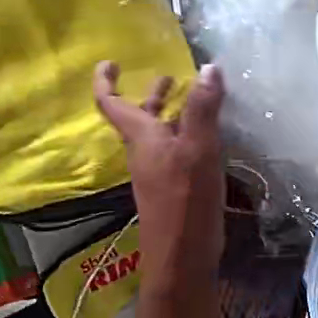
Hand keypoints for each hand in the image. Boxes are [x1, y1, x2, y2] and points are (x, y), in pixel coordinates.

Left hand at [93, 60, 227, 274]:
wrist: (182, 256)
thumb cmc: (185, 200)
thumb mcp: (198, 150)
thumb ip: (202, 110)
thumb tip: (209, 67)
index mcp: (143, 139)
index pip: (114, 104)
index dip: (106, 81)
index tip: (111, 62)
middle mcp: (146, 153)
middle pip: (141, 119)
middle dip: (152, 96)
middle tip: (169, 78)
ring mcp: (160, 174)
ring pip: (161, 137)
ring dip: (173, 117)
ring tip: (196, 104)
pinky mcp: (176, 192)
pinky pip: (178, 155)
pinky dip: (188, 140)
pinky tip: (210, 143)